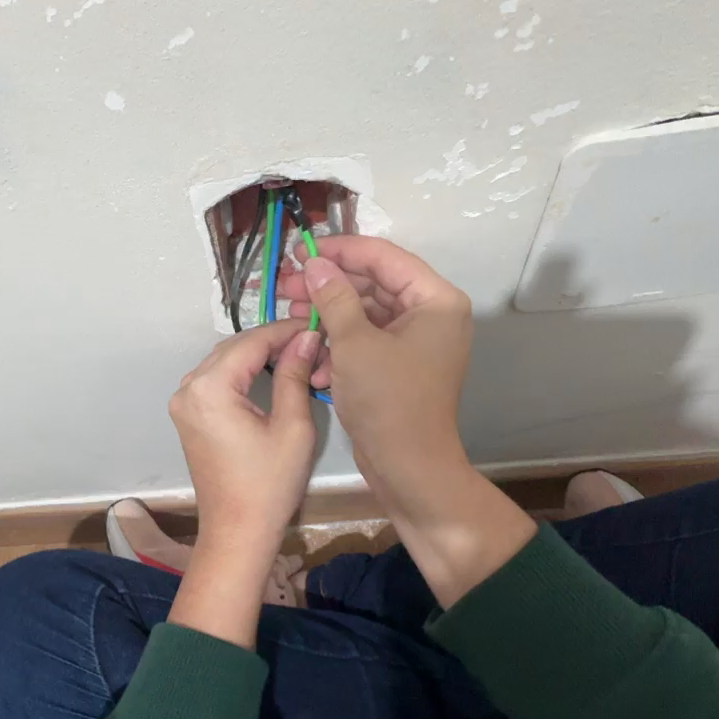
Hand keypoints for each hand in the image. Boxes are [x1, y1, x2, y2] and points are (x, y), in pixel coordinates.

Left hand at [170, 320, 323, 552]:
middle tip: (312, 342)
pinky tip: (270, 374)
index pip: (252, 341)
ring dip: (257, 355)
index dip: (287, 330)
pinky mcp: (187, 416)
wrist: (237, 530)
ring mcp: (183, 402)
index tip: (319, 325)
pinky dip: (241, 372)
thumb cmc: (269, 484)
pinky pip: (215, 380)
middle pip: (235, 347)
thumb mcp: (292, 426)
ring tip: (297, 356)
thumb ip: (295, 374)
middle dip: (272, 341)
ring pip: (224, 361)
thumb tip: (307, 337)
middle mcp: (188, 388)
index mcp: (211, 388)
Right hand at [275, 236, 535, 605]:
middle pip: (372, 285)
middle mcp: (430, 316)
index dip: (340, 250)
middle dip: (327, 288)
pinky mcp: (398, 368)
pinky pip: (365, 344)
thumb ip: (334, 297)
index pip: (383, 257)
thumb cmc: (388, 401)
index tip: (300, 252)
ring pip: (364, 316)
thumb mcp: (354, 344)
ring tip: (292, 322)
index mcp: (434, 300)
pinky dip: (339, 349)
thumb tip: (315, 263)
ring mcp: (415, 344)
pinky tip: (313, 365)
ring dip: (328, 320)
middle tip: (283, 285)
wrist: (408, 468)